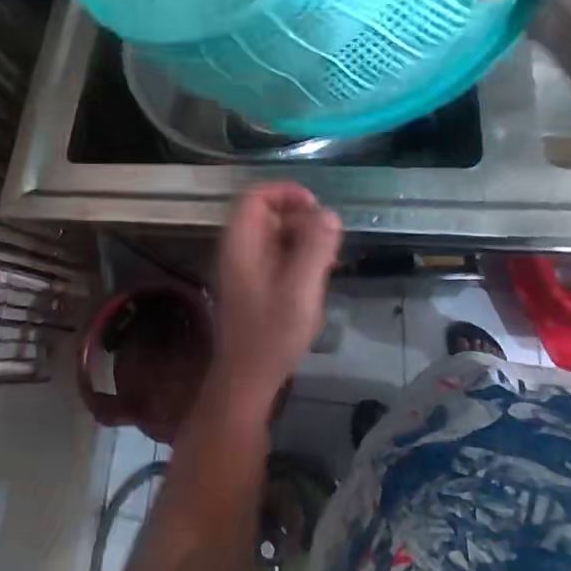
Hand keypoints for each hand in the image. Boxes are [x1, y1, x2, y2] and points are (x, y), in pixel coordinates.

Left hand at [212, 183, 342, 396]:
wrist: (248, 377)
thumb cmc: (271, 334)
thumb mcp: (299, 290)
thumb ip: (315, 248)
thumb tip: (329, 214)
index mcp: (241, 244)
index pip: (256, 197)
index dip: (286, 193)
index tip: (317, 206)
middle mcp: (240, 250)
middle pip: (270, 215)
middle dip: (303, 220)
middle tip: (330, 241)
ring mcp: (248, 268)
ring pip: (278, 237)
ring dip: (306, 241)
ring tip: (330, 261)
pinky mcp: (258, 285)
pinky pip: (280, 257)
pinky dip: (301, 258)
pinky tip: (320, 276)